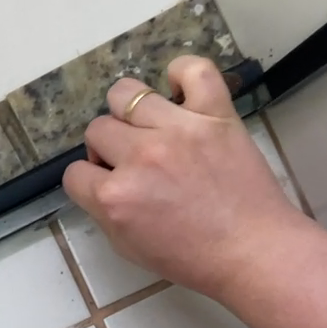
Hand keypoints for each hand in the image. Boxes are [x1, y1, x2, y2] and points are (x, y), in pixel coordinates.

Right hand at [61, 55, 308, 298]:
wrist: (251, 250)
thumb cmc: (189, 258)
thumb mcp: (128, 247)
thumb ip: (104, 211)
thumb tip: (100, 182)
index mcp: (114, 197)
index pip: (74, 173)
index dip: (88, 182)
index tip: (108, 188)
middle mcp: (139, 157)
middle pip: (96, 129)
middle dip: (106, 149)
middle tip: (131, 164)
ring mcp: (178, 130)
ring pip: (126, 93)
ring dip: (128, 112)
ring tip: (148, 127)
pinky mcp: (215, 114)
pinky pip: (194, 70)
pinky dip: (181, 74)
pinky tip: (179, 94)